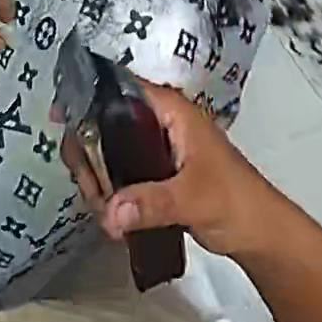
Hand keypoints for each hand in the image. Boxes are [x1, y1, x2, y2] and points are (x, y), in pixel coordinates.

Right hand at [65, 82, 295, 259]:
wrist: (259, 234)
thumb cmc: (235, 201)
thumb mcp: (194, 197)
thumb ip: (152, 202)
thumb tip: (109, 212)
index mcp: (169, 111)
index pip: (120, 87)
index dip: (87, 96)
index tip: (62, 118)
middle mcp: (156, 123)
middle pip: (104, 122)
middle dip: (88, 153)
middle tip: (89, 187)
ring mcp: (153, 149)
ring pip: (106, 151)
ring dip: (96, 179)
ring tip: (105, 211)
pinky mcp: (152, 174)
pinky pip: (116, 174)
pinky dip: (107, 192)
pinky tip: (109, 215)